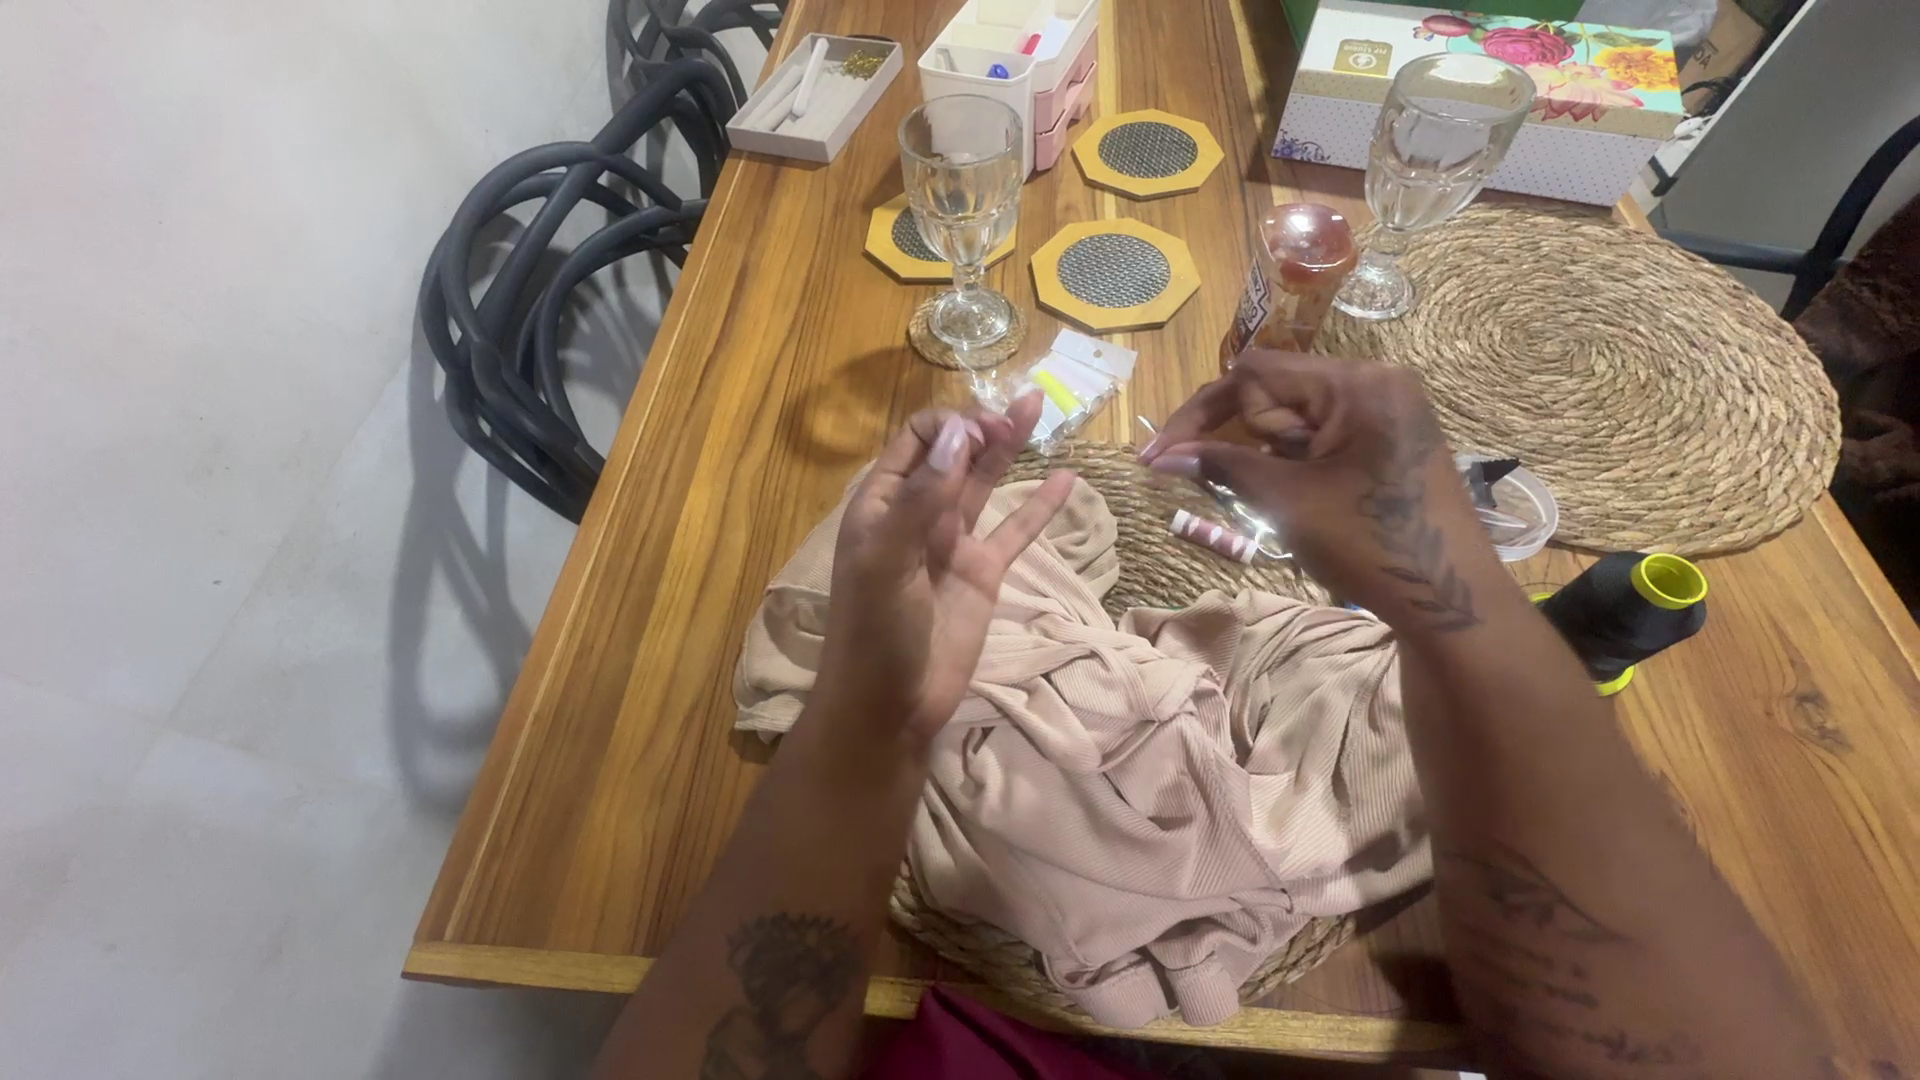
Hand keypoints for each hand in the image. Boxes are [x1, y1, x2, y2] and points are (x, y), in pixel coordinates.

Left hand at [817, 391, 1075, 743]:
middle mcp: (918, 514)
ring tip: (1040, 409)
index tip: (981, 432)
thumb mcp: (887, 561)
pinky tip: (1065, 480)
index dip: (951, 426)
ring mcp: (953, 542)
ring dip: (1009, 447)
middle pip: (954, 453)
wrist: (890, 706)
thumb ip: (921, 499)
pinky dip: (1039, 508)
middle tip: (1025, 407)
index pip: (918, 441)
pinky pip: (1015, 532)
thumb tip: (959, 434)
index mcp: (882, 503)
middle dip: (984, 425)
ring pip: (985, 483)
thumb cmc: (875, 632)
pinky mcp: (983, 573)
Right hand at [1139, 351, 1499, 633]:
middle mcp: (1371, 383)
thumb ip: (1222, 466)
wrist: (1451, 601)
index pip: (1254, 374)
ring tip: (1253, 500)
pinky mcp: (1383, 440)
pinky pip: (1316, 436)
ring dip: (1256, 454)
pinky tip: (1279, 495)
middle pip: (1271, 392)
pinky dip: (1285, 462)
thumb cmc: (1369, 545)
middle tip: (1206, 484)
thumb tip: (1163, 457)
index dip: (1199, 413)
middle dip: (1231, 437)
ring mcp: (1382, 412)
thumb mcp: (1287, 500)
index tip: (1159, 456)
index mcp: (1355, 384)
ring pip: (1290, 418)